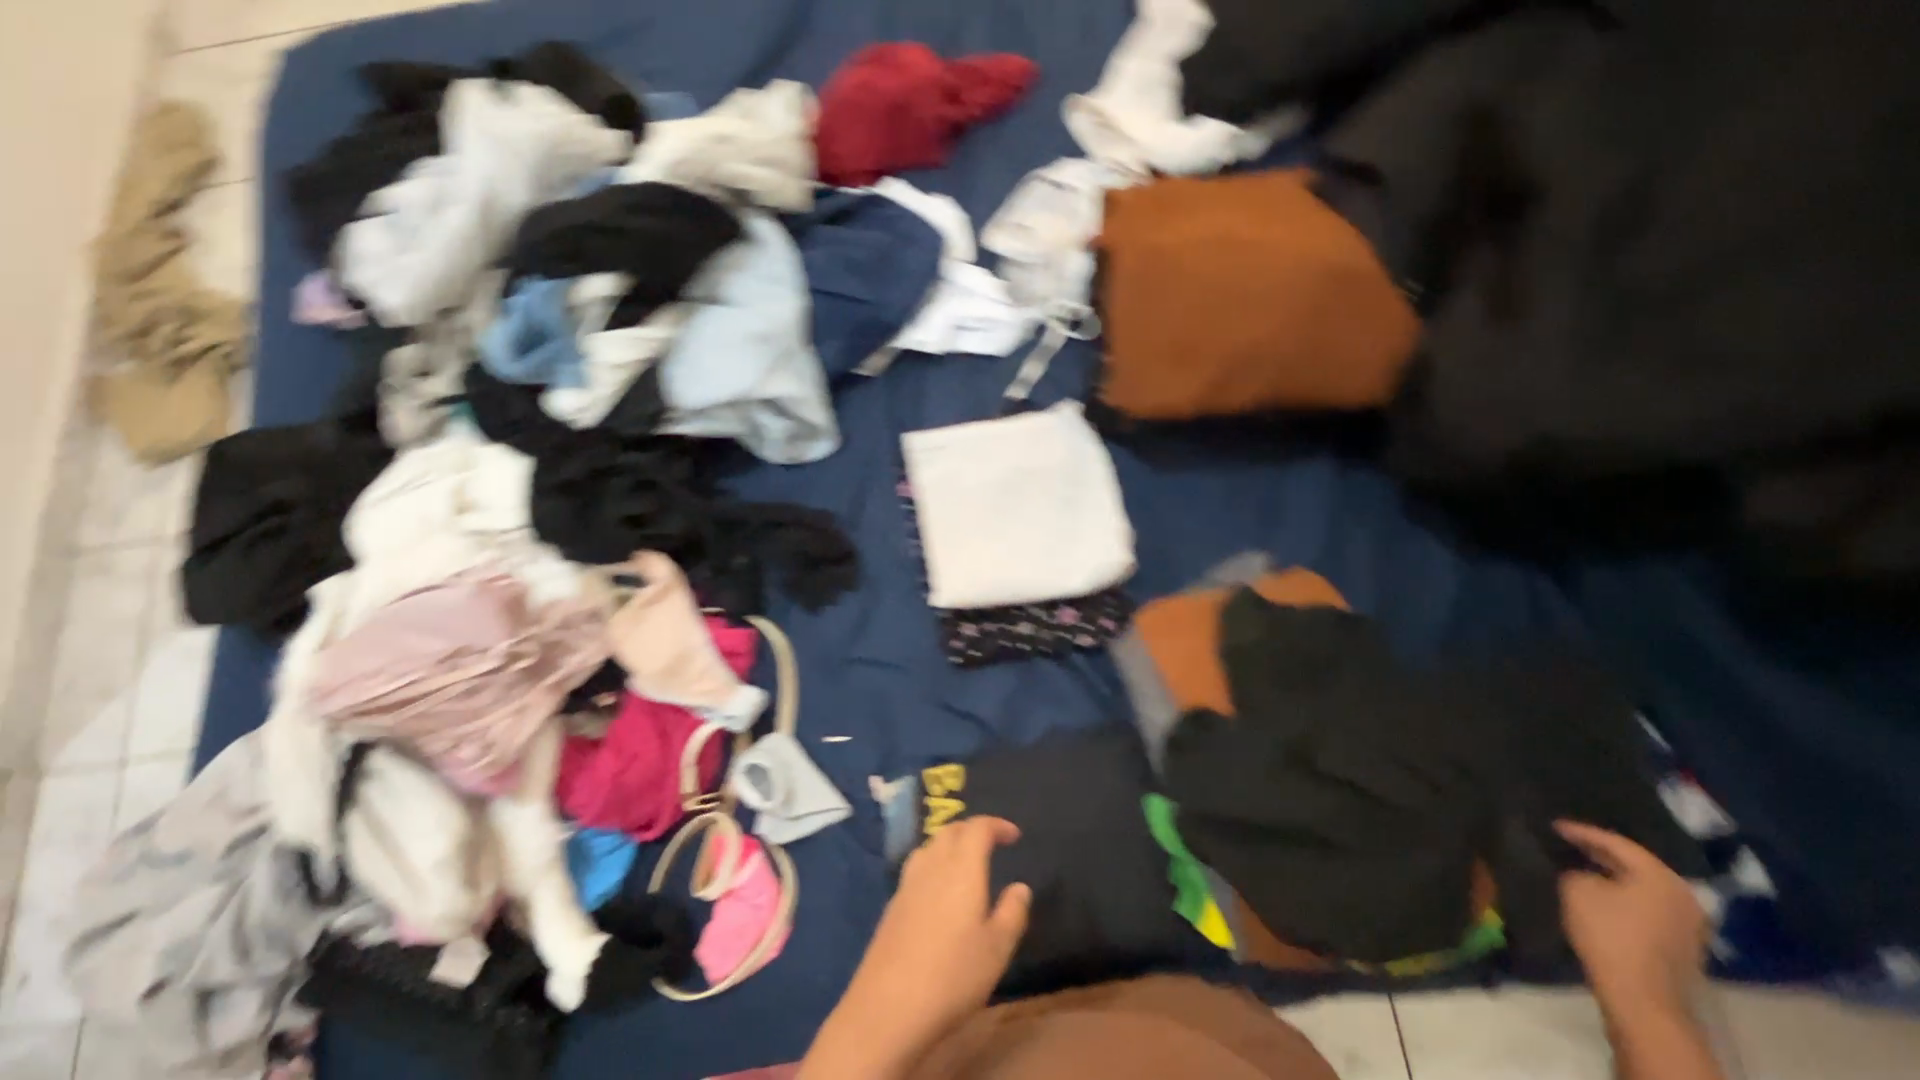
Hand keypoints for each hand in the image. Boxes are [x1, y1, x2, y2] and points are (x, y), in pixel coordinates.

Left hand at [800, 816, 1030, 1079]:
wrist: (888, 1008)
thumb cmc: (953, 976)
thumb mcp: (997, 948)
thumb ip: (1012, 912)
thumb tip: (1020, 886)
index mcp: (961, 869)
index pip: (977, 829)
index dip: (996, 825)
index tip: (1013, 835)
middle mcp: (931, 868)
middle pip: (949, 832)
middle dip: (972, 830)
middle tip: (992, 843)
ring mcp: (906, 887)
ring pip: (928, 848)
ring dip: (949, 846)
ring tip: (966, 864)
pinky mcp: (891, 908)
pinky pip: (916, 871)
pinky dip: (933, 867)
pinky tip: (939, 894)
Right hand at [1556, 820, 1708, 1016]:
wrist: (1642, 997)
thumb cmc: (1609, 935)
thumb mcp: (1577, 891)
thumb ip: (1575, 873)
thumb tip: (1581, 874)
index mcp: (1660, 875)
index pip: (1616, 843)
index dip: (1582, 832)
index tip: (1555, 826)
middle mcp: (1682, 894)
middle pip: (1635, 865)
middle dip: (1601, 855)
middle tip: (1571, 845)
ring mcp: (1689, 923)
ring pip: (1644, 889)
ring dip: (1615, 880)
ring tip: (1585, 872)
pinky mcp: (1683, 946)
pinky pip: (1649, 910)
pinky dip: (1626, 902)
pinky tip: (1605, 903)